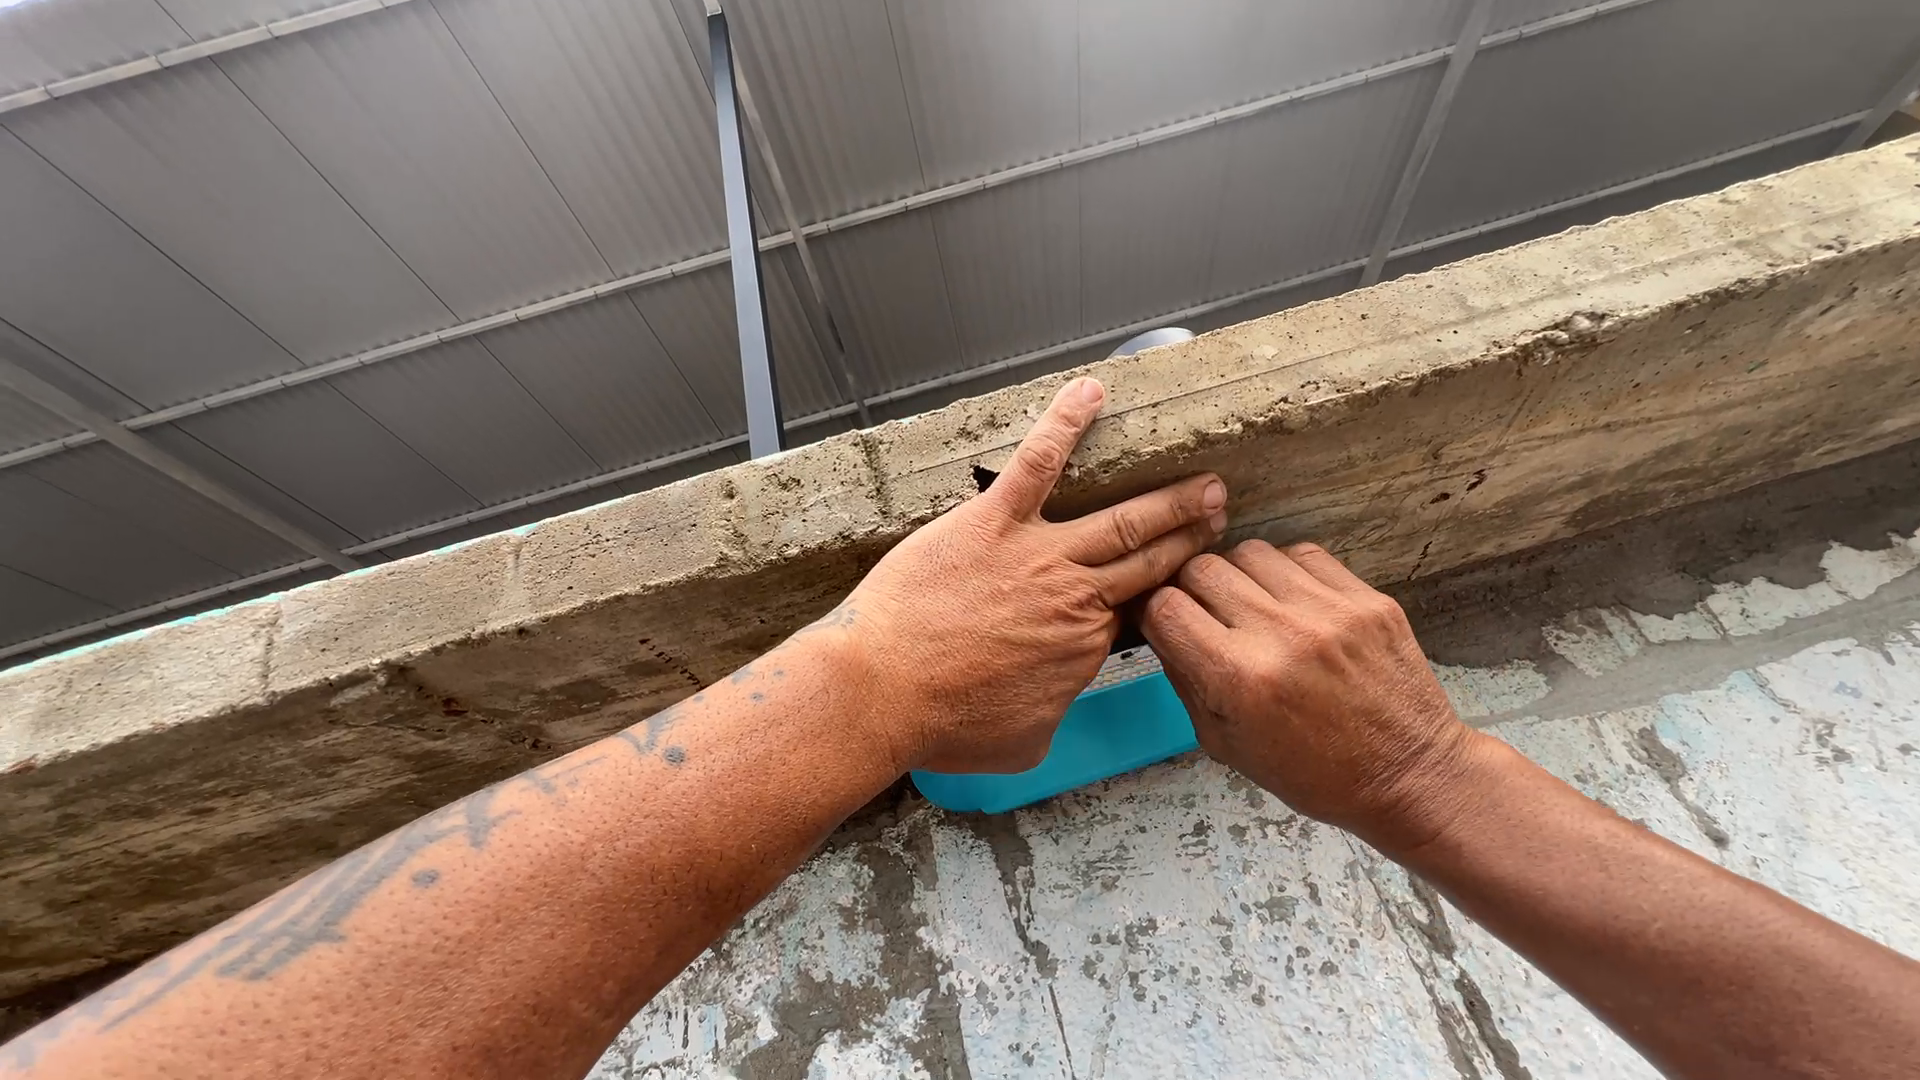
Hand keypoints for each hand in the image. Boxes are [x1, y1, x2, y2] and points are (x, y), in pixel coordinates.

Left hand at [848, 377, 1227, 774]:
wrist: (884, 691)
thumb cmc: (944, 723)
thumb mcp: (1022, 741)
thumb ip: (1054, 710)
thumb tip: (1058, 697)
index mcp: (1084, 645)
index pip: (1135, 609)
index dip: (1163, 591)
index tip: (1183, 578)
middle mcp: (1075, 595)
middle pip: (1147, 560)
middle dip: (1190, 538)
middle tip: (1220, 516)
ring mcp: (1037, 552)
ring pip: (1120, 518)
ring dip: (1168, 499)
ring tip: (1205, 481)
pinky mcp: (992, 521)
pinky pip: (1037, 462)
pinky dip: (1065, 423)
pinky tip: (1089, 391)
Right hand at [1139, 539, 1481, 852]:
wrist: (1409, 775)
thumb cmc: (1309, 772)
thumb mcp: (1224, 742)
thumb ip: (1184, 678)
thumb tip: (1160, 627)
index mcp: (1239, 679)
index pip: (1165, 607)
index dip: (1153, 612)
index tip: (1163, 622)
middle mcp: (1281, 634)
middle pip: (1201, 569)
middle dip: (1190, 589)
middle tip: (1205, 614)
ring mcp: (1329, 611)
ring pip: (1249, 551)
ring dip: (1237, 575)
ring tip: (1249, 604)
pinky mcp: (1367, 599)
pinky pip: (1302, 553)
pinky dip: (1283, 571)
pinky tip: (1290, 600)